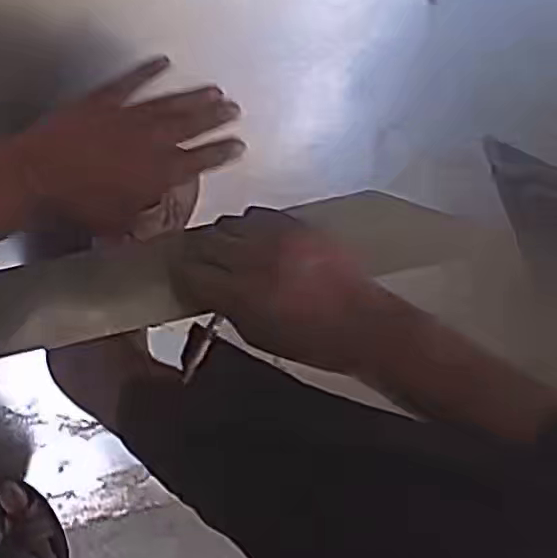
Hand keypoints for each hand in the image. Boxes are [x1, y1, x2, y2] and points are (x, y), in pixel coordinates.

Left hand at [7, 56, 242, 233]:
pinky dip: (146, 71)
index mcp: (157, 174)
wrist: (34, 177)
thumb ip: (140, 213)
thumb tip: (149, 212)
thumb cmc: (72, 205)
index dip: (221, 153)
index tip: (237, 145)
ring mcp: (124, 117)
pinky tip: (161, 62)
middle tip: (233, 110)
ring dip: (193, 97)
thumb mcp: (115, 222)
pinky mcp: (99, 101)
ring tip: (213, 90)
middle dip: (215, 118)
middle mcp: (148, 142)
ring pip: (168, 103)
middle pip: (191, 126)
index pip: (200, 161)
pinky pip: (129, 82)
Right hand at [169, 207, 410, 375]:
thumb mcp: (258, 335)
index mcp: (244, 294)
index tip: (182, 276)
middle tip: (197, 260)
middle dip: (195, 251)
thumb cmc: (315, 342)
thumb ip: (223, 307)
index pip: (191, 271)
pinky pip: (255, 215)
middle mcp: (256, 260)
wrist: (374, 328)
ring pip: (226, 223)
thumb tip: (201, 286)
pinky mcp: (297, 224)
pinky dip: (248, 226)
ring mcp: (278, 238)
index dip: (182, 273)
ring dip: (221, 237)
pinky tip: (255, 239)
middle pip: (202, 240)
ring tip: (229, 250)